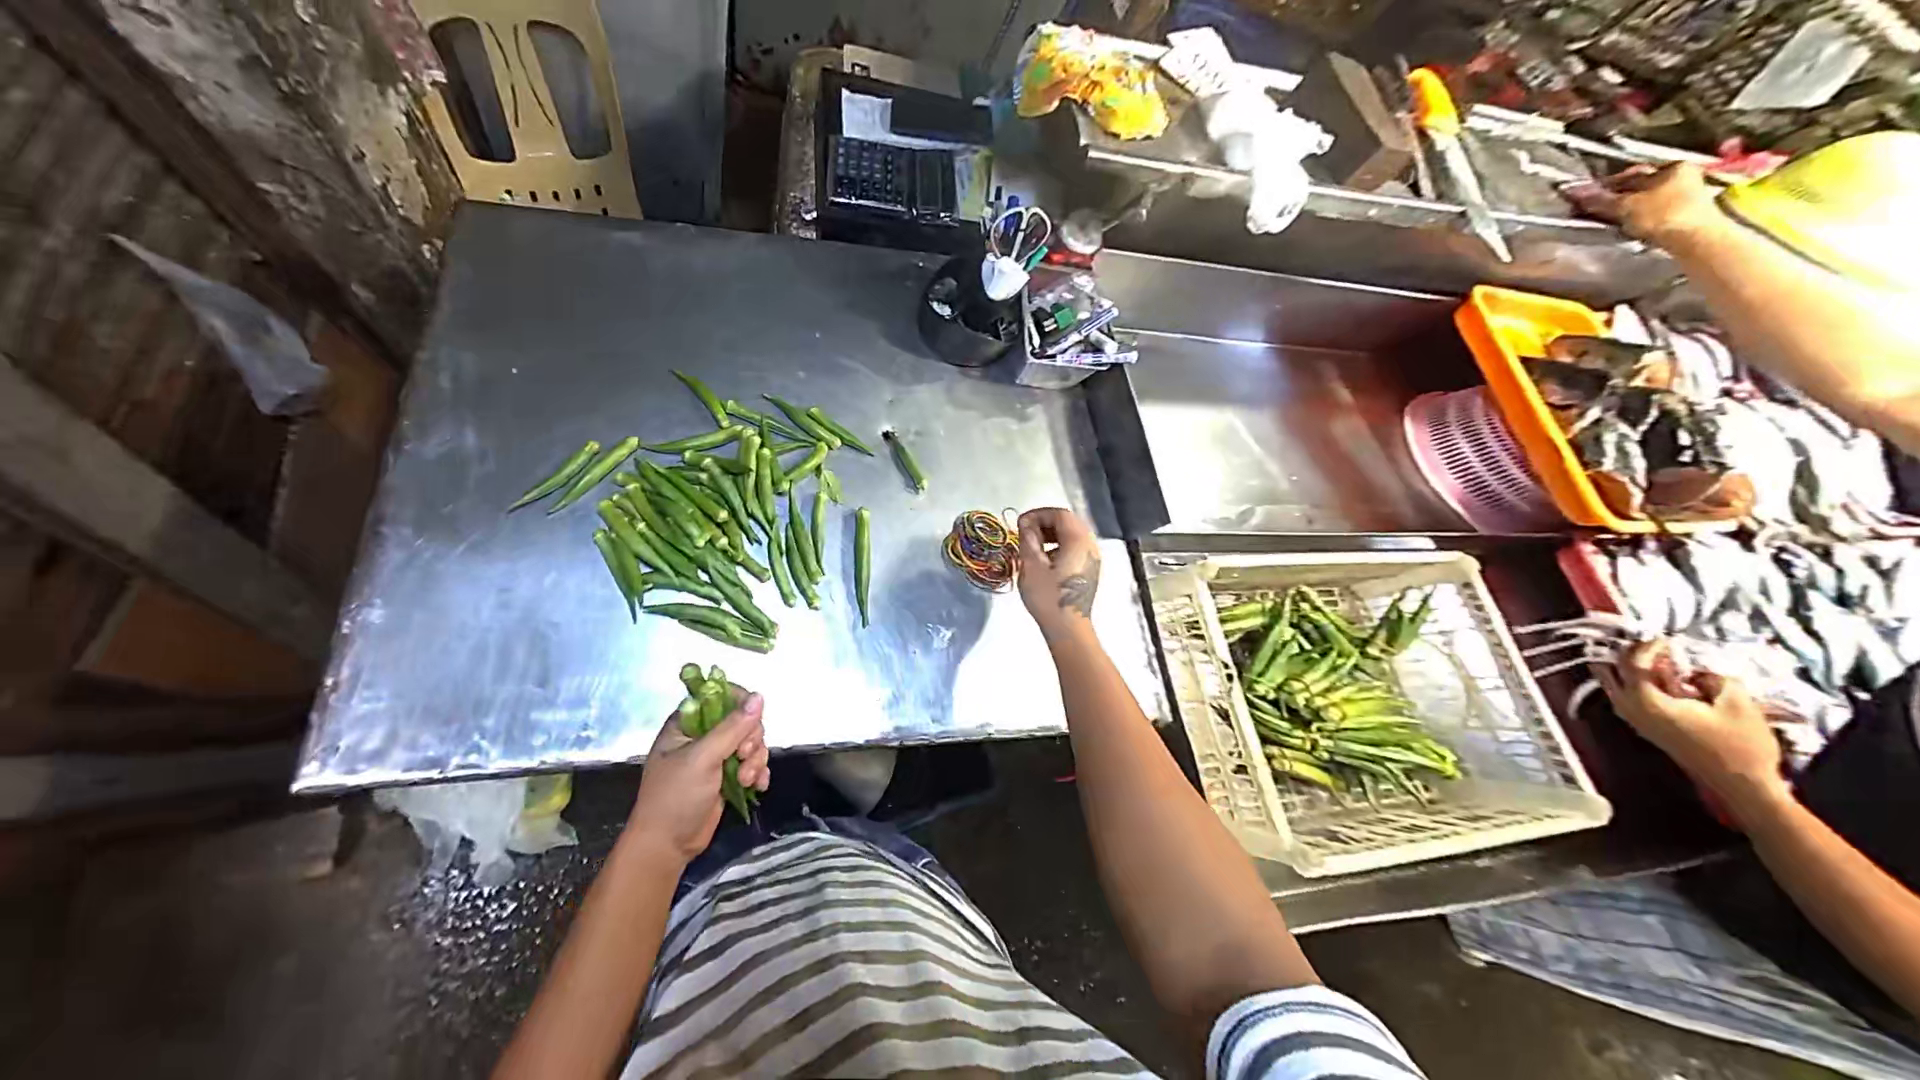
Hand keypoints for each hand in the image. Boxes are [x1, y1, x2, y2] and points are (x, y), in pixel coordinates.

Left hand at [627, 689, 770, 861]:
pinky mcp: (727, 777)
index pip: (720, 696)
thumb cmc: (675, 797)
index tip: (749, 721)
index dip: (741, 704)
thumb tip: (758, 697)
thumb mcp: (702, 758)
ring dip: (755, 760)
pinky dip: (759, 773)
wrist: (667, 846)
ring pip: (751, 742)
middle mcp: (703, 736)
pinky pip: (753, 764)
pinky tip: (758, 786)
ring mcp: (716, 757)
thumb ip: (732, 728)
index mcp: (687, 723)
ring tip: (746, 780)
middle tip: (742, 756)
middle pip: (743, 720)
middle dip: (750, 739)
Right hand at [1017, 507, 1100, 641]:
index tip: (1021, 523)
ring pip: (1072, 536)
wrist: (1068, 629)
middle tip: (1025, 532)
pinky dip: (1059, 547)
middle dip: (1044, 523)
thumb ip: (1028, 539)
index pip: (1060, 514)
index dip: (1038, 514)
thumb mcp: (1031, 566)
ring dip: (1051, 535)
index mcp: (1078, 541)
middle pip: (1068, 523)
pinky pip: (1075, 549)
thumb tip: (1026, 525)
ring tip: (1032, 546)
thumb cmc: (1048, 597)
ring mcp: (1093, 559)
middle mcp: (1090, 546)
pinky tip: (1044, 560)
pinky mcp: (1090, 571)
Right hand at [1561, 163, 1724, 247]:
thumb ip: (1600, 200)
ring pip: (1648, 198)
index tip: (1587, 197)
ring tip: (1609, 219)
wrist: (1694, 238)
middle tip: (1595, 209)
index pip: (1632, 174)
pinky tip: (1629, 225)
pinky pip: (1656, 209)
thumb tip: (1574, 191)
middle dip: (1618, 197)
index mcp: (1672, 167)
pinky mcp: (1686, 212)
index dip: (1607, 185)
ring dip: (1628, 208)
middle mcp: (1683, 175)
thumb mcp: (1626, 207)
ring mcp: (1688, 194)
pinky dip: (1640, 215)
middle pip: (1641, 186)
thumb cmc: (1662, 215)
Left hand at [1598, 640, 1786, 806]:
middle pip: (1613, 669)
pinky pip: (1627, 695)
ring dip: (1632, 667)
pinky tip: (1663, 678)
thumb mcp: (1737, 702)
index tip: (1667, 639)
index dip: (1648, 646)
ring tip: (1660, 659)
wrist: (1741, 783)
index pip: (1632, 662)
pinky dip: (1638, 682)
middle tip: (1657, 646)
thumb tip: (1693, 668)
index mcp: (1644, 700)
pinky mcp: (1643, 726)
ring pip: (1615, 683)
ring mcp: (1632, 718)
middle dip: (1631, 653)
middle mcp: (1628, 708)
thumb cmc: (1741, 744)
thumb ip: (1712, 676)